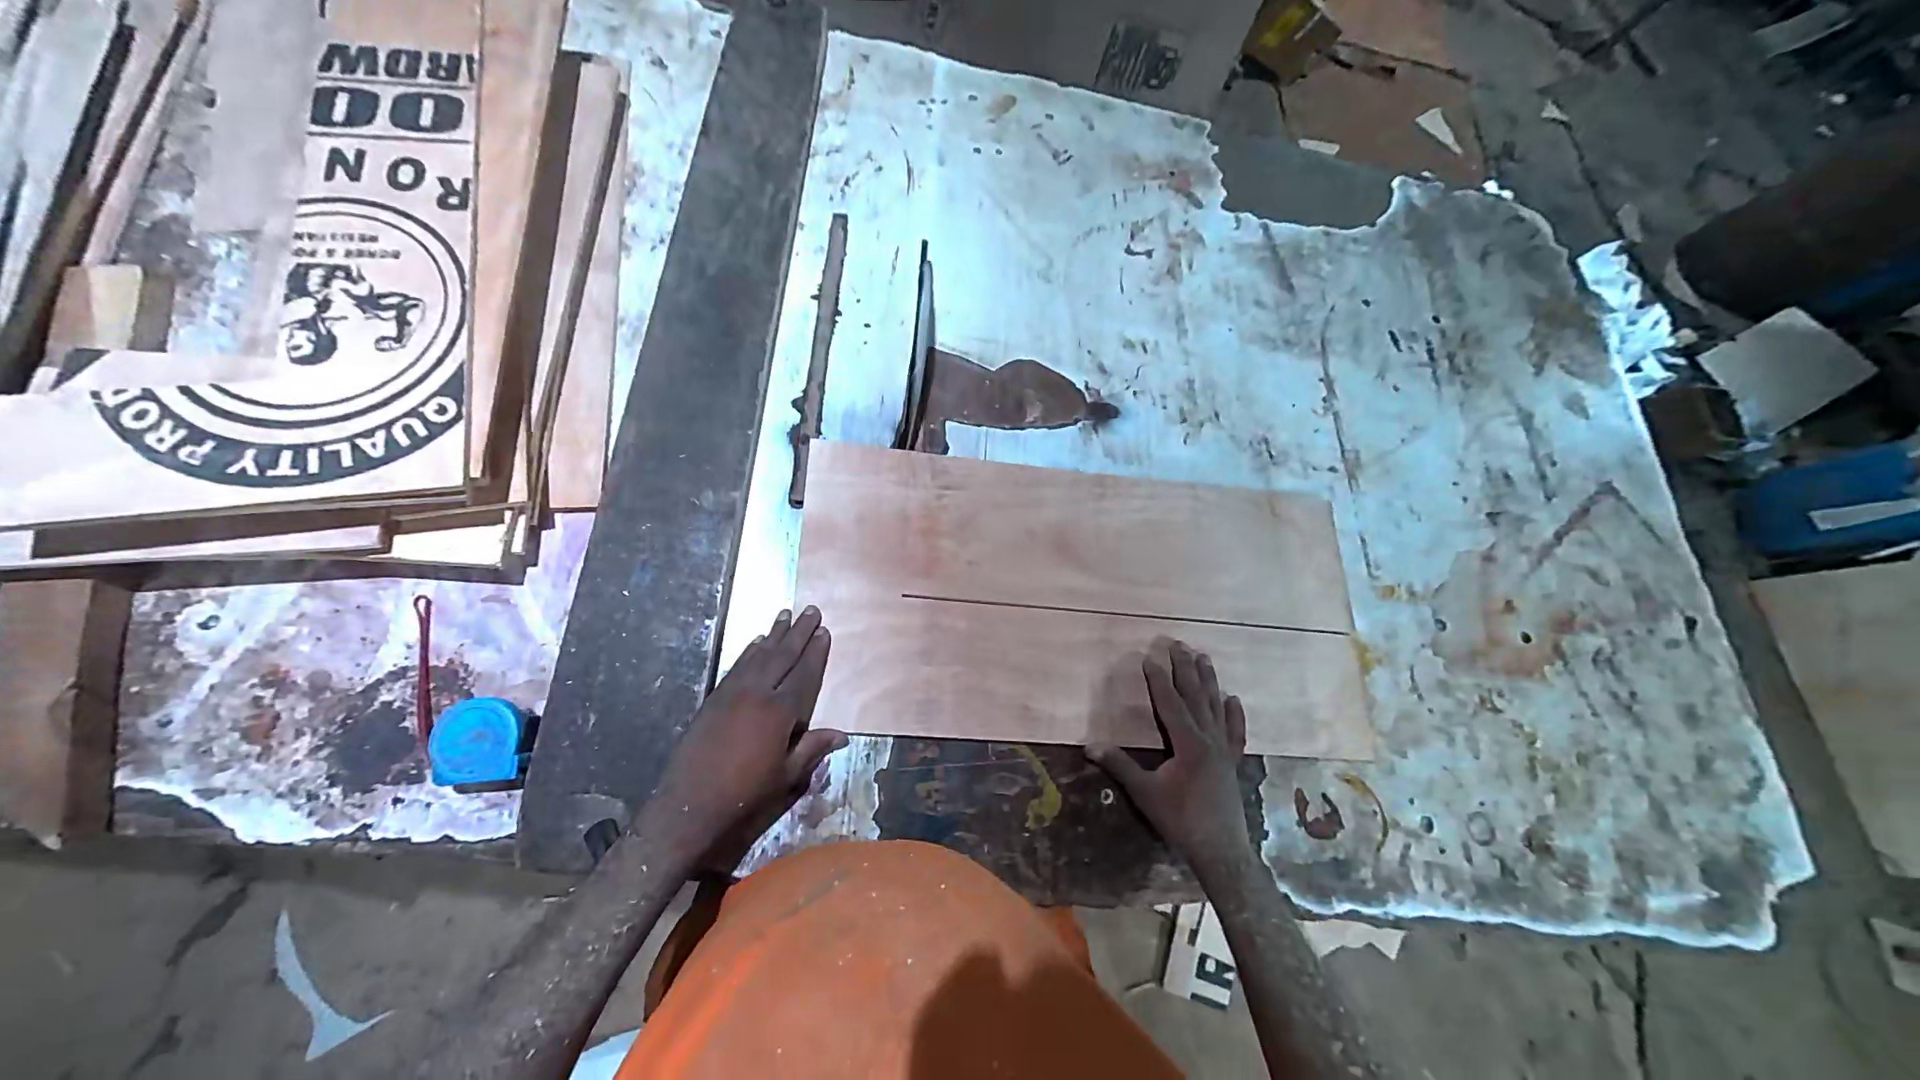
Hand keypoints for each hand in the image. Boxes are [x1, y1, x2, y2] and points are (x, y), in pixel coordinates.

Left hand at [640, 607, 846, 871]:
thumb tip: (841, 734)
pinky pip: (736, 667)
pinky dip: (748, 653)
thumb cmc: (745, 794)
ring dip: (773, 635)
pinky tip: (756, 643)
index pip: (803, 674)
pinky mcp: (714, 699)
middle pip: (782, 656)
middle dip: (798, 633)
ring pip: (758, 656)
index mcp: (779, 712)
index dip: (815, 653)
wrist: (689, 805)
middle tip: (810, 610)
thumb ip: (811, 749)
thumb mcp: (786, 776)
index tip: (824, 631)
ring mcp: (732, 694)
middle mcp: (756, 694)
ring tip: (785, 615)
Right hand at [1087, 640, 1257, 883]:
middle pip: (1196, 696)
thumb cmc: (1181, 820)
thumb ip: (1119, 766)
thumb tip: (1090, 745)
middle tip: (1178, 644)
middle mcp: (1209, 739)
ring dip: (1209, 681)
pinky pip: (1234, 732)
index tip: (1149, 657)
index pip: (1170, 703)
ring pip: (1216, 707)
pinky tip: (1233, 699)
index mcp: (1188, 743)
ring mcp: (1224, 750)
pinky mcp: (1232, 762)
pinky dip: (1234, 714)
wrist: (1221, 850)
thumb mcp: (1146, 793)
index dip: (1158, 679)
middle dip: (1185, 669)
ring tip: (1204, 658)